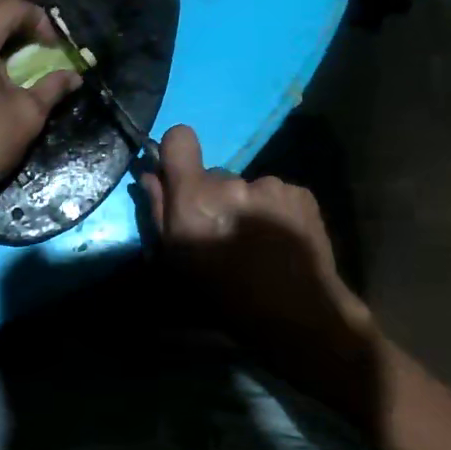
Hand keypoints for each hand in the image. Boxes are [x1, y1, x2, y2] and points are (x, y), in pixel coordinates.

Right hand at [140, 124, 373, 344]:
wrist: (295, 311)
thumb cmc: (223, 291)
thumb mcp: (174, 258)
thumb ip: (159, 210)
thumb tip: (149, 175)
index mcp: (194, 197)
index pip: (180, 138)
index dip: (177, 150)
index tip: (179, 173)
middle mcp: (231, 182)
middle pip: (214, 175)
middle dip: (214, 195)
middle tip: (222, 230)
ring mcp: (270, 185)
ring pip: (247, 187)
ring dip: (246, 205)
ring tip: (256, 241)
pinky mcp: (300, 193)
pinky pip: (277, 194)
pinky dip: (274, 211)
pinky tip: (279, 239)